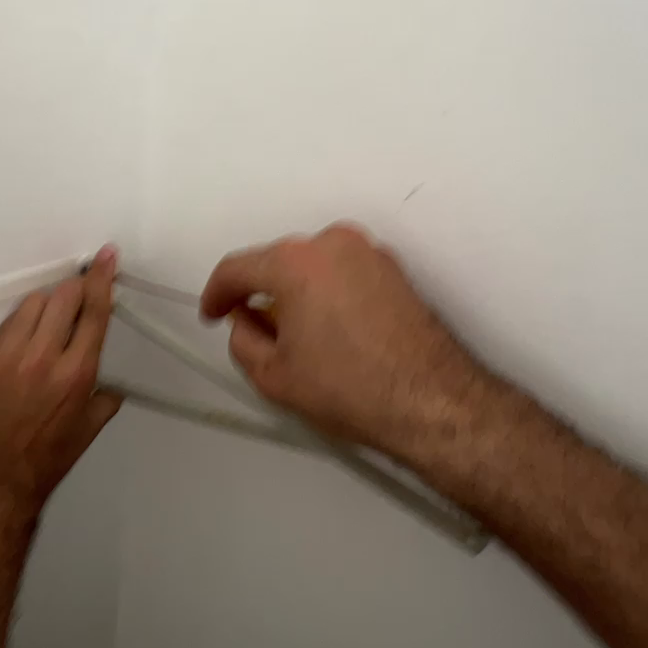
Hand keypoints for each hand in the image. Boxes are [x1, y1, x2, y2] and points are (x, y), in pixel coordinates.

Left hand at [0, 245, 123, 511]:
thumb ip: (103, 399)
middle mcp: (47, 357)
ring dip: (50, 303)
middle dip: (76, 288)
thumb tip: (109, 384)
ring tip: (53, 319)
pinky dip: (26, 318)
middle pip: (65, 296)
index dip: (101, 279)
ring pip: (36, 302)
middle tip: (80, 294)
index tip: (105, 257)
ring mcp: (14, 354)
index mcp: (78, 373)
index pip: (94, 312)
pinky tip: (29, 331)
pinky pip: (11, 320)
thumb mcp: (88, 430)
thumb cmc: (48, 457)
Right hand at [200, 223, 489, 460]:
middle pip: (275, 262)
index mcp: (295, 262)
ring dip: (294, 292)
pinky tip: (327, 331)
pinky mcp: (392, 269)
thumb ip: (242, 340)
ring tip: (294, 336)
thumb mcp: (273, 375)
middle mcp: (331, 244)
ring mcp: (367, 253)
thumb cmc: (355, 389)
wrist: (434, 403)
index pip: (237, 269)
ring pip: (310, 266)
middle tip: (249, 327)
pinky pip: (341, 272)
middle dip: (259, 292)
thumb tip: (246, 325)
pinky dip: (326, 293)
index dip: (216, 294)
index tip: (213, 314)